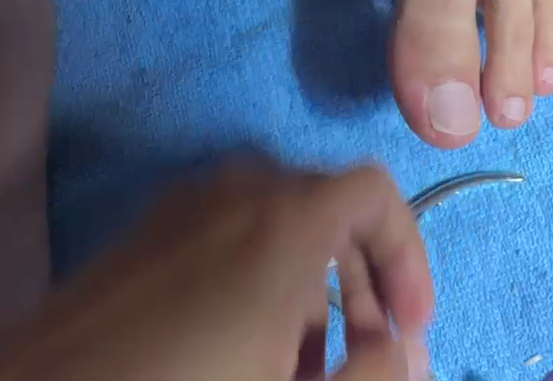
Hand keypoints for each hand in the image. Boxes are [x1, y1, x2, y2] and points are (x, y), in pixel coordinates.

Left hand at [0, 162, 434, 380]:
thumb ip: (376, 374)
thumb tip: (410, 349)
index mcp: (281, 216)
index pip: (374, 192)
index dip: (407, 255)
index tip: (413, 328)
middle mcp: (234, 190)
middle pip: (327, 210)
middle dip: (359, 288)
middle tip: (364, 362)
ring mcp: (180, 209)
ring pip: (274, 228)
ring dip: (308, 294)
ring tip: (302, 372)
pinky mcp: (139, 238)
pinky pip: (223, 239)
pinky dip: (255, 285)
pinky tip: (237, 356)